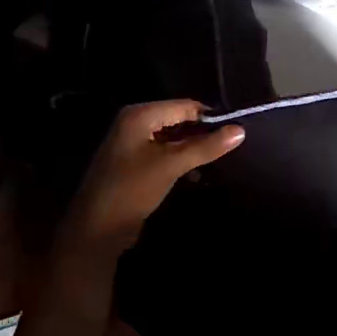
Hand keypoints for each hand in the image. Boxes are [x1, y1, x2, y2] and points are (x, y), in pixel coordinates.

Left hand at [62, 100, 244, 256]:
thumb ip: (205, 147)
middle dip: (202, 134)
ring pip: (173, 139)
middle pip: (178, 120)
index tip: (236, 132)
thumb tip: (240, 130)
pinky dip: (181, 161)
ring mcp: (133, 144)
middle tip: (229, 148)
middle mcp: (134, 123)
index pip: (185, 106)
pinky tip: (196, 174)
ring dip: (193, 150)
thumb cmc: (132, 189)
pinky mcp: (135, 164)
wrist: (96, 229)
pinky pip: (164, 153)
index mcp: (140, 115)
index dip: (210, 117)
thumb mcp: (171, 165)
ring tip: (217, 162)